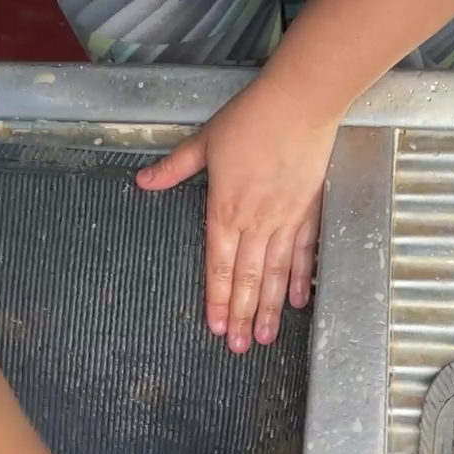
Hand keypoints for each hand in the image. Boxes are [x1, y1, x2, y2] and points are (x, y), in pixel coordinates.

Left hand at [137, 82, 337, 351]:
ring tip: (265, 337)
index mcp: (226, 208)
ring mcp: (286, 220)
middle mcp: (256, 222)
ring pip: (276, 274)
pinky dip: (301, 279)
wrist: (298, 105)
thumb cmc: (251, 119)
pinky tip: (297, 302)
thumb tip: (144, 182)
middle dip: (241, 316)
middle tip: (239, 347)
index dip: (216, 298)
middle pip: (247, 278)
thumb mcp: (205, 142)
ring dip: (268, 307)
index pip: (218, 265)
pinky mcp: (309, 211)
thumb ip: (175, 168)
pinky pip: (304, 253)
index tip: (215, 326)